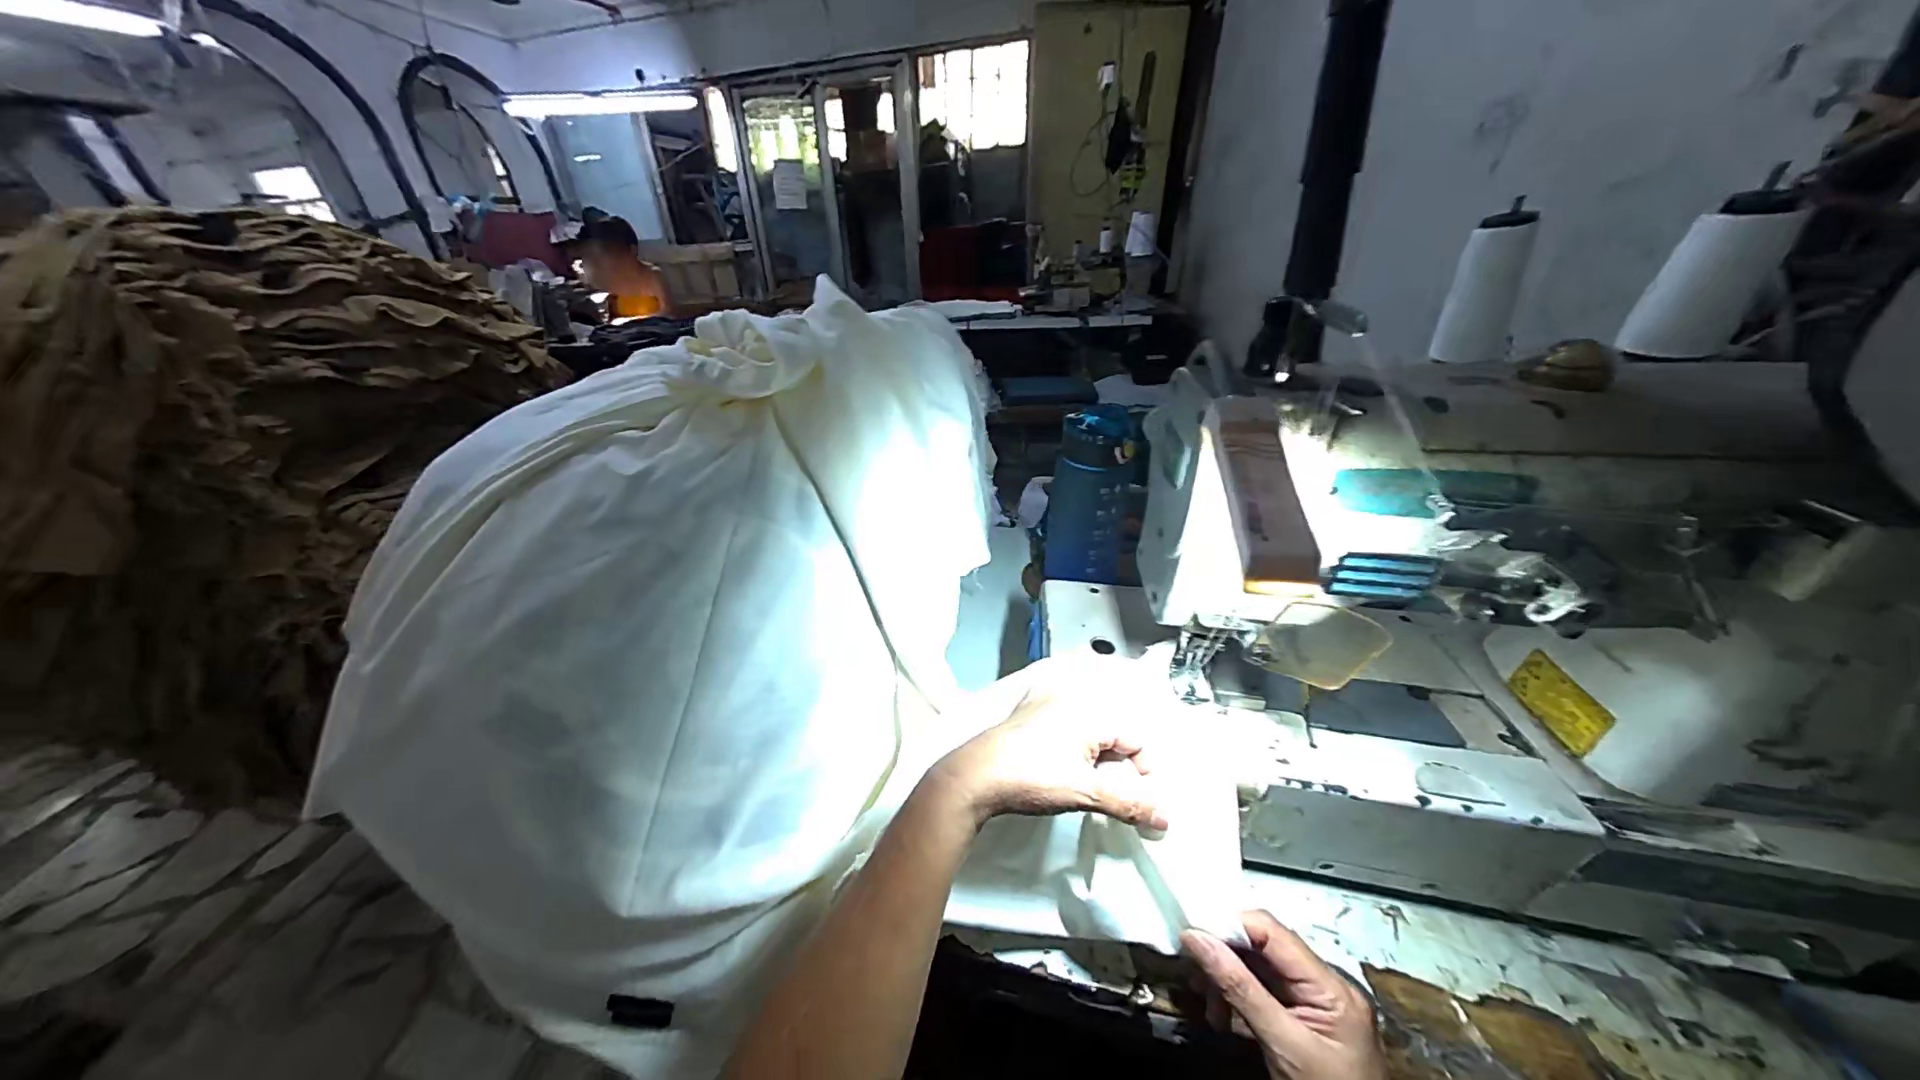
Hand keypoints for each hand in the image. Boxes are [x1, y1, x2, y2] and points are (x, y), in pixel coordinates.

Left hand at [926, 659, 1165, 831]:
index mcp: (1090, 712)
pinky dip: (1068, 739)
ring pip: (1086, 726)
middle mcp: (1069, 698)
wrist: (975, 775)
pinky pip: (1060, 721)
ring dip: (1092, 753)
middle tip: (1107, 789)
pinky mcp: (1024, 712)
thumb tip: (1163, 818)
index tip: (1136, 795)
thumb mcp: (1086, 793)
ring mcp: (1043, 702)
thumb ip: (1128, 803)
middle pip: (1110, 731)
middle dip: (1116, 761)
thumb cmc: (1032, 777)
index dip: (1142, 769)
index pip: (1134, 738)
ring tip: (1081, 779)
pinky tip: (1057, 758)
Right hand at [1183, 911, 1385, 1079]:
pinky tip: (1221, 1017)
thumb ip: (1239, 987)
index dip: (1229, 926)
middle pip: (1262, 948)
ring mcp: (1313, 1004)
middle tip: (1194, 978)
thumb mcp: (1282, 1045)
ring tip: (1208, 1008)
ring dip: (1225, 981)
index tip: (1192, 938)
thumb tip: (1194, 937)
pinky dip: (1236, 999)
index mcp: (1330, 986)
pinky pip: (1261, 993)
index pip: (1272, 932)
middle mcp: (1323, 985)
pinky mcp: (1301, 1020)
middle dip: (1223, 958)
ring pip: (1257, 970)